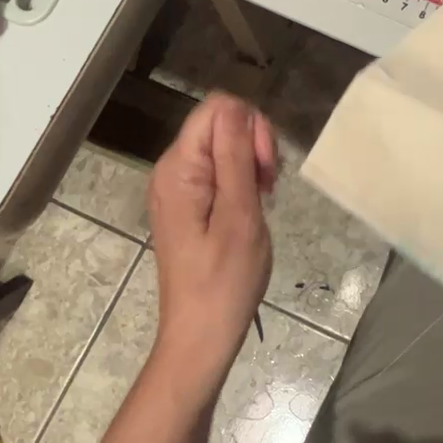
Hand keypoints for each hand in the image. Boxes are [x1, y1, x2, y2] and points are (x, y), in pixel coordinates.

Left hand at [146, 93, 277, 383]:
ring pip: (224, 146)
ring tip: (263, 201)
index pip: (217, 109)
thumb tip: (238, 107)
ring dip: (252, 165)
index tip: (266, 169)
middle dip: (254, 144)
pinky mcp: (189, 203)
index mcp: (179, 168)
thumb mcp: (239, 215)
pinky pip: (220, 171)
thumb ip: (236, 157)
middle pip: (220, 124)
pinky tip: (253, 208)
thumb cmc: (225, 280)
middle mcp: (172, 170)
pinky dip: (243, 181)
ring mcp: (179, 187)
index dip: (250, 126)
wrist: (202, 335)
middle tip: (269, 188)